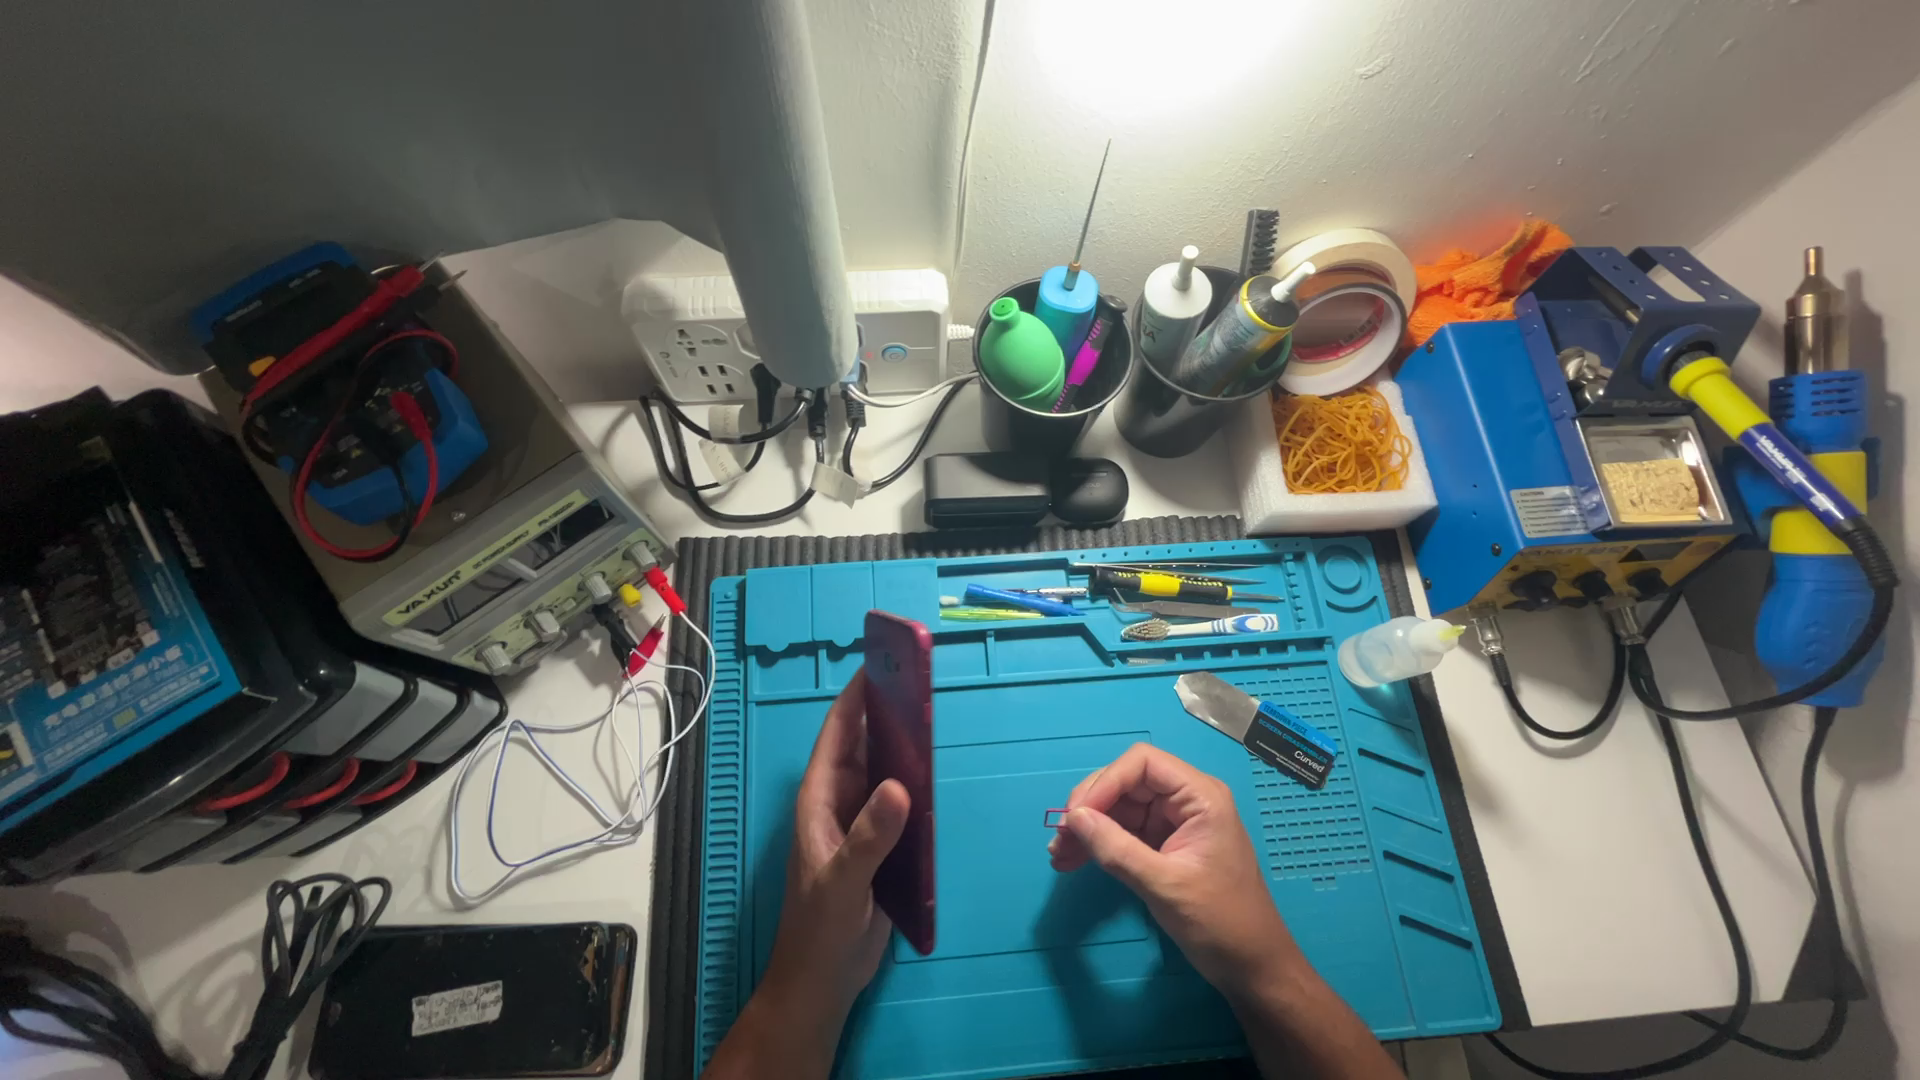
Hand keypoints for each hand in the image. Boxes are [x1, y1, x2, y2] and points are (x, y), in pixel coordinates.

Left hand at [762, 671, 910, 1024]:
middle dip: (887, 710)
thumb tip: (901, 785)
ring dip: (904, 744)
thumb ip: (869, 837)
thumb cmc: (820, 930)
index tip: (883, 662)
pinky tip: (939, 771)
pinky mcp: (878, 841)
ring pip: (882, 768)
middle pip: (863, 742)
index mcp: (820, 799)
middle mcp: (839, 800)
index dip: (856, 696)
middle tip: (923, 681)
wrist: (822, 982)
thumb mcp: (843, 882)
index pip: (838, 733)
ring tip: (936, 715)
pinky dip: (916, 780)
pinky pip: (898, 798)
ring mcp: (859, 820)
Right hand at [1048, 743, 1298, 995]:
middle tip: (1060, 836)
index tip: (1076, 816)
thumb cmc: (1220, 923)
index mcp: (1199, 796)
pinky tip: (1073, 859)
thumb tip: (1073, 818)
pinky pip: (1124, 830)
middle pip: (1126, 781)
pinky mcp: (1165, 843)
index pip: (1142, 763)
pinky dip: (1099, 843)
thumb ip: (1117, 849)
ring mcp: (1174, 821)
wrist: (1253, 969)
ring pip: (1120, 807)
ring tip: (1059, 853)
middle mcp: (1186, 799)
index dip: (1105, 783)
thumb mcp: (1164, 886)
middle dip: (1091, 806)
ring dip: (1088, 827)